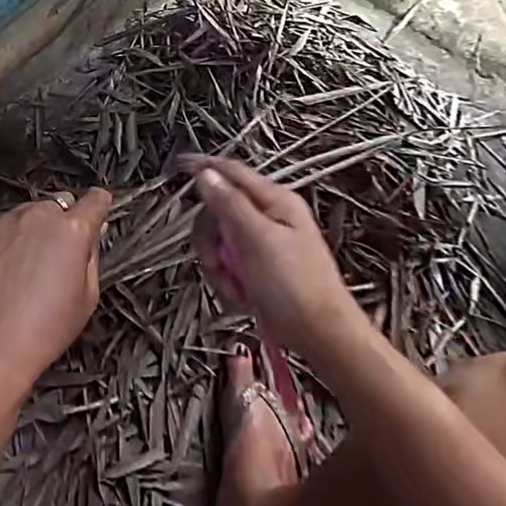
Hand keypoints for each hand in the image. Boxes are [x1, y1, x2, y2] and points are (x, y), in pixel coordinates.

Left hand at [0, 189, 110, 389]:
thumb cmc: (46, 326)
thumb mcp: (88, 295)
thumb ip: (92, 255)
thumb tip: (91, 235)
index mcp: (72, 230)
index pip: (94, 200)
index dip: (99, 204)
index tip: (99, 207)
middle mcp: (41, 216)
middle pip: (60, 204)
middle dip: (64, 222)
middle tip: (61, 253)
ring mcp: (10, 221)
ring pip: (32, 212)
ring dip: (37, 227)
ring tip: (32, 264)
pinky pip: (8, 224)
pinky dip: (13, 237)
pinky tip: (11, 267)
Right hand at [180, 154, 362, 352]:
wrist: (324, 339)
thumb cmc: (299, 289)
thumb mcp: (256, 238)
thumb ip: (228, 203)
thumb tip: (206, 174)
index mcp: (275, 201)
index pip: (231, 172)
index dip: (204, 168)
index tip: (181, 166)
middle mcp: (271, 217)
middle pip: (219, 211)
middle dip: (210, 240)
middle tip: (215, 261)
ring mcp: (266, 244)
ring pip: (221, 241)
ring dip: (219, 266)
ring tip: (234, 286)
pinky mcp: (262, 268)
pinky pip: (230, 265)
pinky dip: (229, 281)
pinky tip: (241, 295)